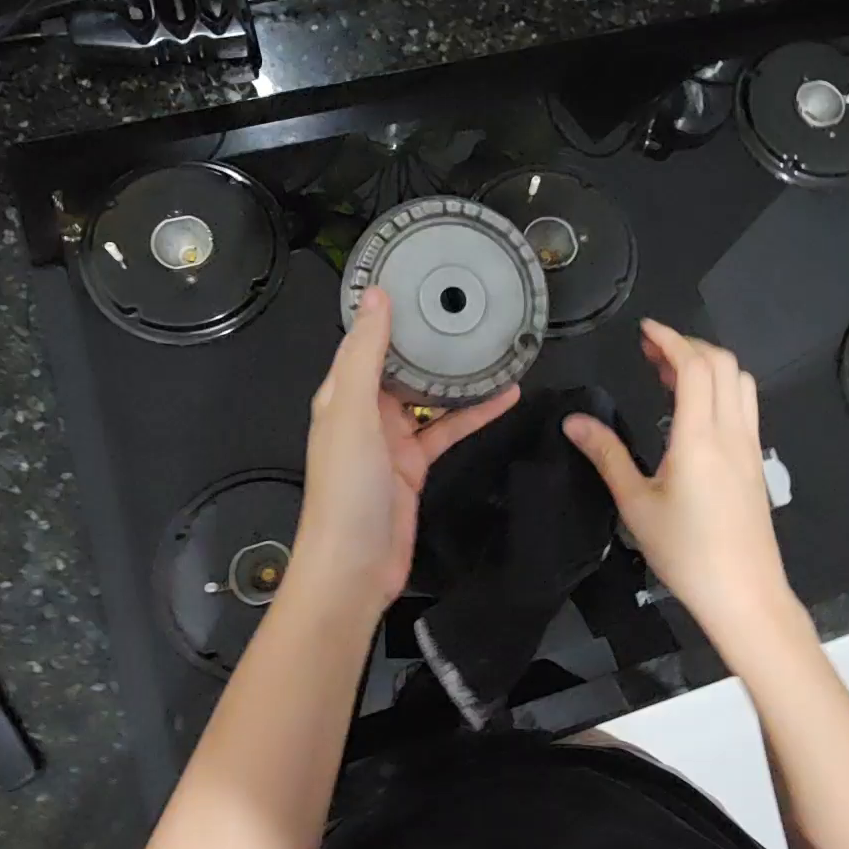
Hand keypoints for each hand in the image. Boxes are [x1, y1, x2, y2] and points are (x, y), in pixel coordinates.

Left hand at [282, 287, 519, 616]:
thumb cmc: (347, 491)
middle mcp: (365, 413)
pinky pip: (447, 430)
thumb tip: (376, 296)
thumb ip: (366, 356)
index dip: (388, 312)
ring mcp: (391, 441)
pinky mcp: (415, 467)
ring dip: (457, 377)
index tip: (421, 280)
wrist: (355, 568)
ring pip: (429, 398)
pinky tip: (505, 399)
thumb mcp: (353, 415)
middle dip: (429, 340)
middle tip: (467, 309)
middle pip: (400, 366)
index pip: (365, 341)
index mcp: (343, 395)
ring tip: (493, 348)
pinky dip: (473, 415)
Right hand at [562, 320, 798, 653]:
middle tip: (650, 351)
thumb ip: (607, 456)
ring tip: (670, 374)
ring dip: (709, 365)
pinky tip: (695, 409)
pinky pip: (745, 406)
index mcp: (699, 437)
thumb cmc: (685, 552)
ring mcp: (750, 446)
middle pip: (723, 365)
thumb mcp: (636, 505)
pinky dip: (722, 388)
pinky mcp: (756, 462)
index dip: (670, 339)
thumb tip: (574, 421)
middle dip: (688, 346)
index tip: (645, 330)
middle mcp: (732, 432)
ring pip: (740, 383)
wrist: (744, 593)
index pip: (694, 367)